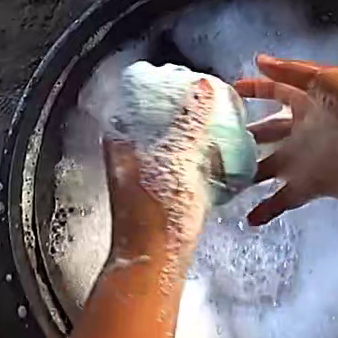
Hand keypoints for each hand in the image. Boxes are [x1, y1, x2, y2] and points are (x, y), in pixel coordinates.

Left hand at [100, 77, 217, 283]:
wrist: (156, 261)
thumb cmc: (159, 214)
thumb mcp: (177, 159)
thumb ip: (190, 121)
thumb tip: (203, 85)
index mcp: (121, 141)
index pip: (135, 98)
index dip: (158, 83)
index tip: (183, 76)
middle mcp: (128, 153)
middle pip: (154, 117)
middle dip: (180, 105)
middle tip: (206, 94)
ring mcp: (144, 172)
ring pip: (167, 138)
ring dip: (190, 128)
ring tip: (216, 117)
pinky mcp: (160, 188)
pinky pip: (179, 159)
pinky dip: (195, 151)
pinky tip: (216, 149)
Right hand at [234, 54, 337, 236]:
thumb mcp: (330, 80)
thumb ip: (293, 71)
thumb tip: (260, 60)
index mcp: (310, 100)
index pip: (275, 90)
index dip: (253, 88)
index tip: (229, 91)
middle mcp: (304, 129)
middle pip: (267, 130)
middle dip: (244, 133)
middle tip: (218, 138)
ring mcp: (305, 159)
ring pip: (267, 165)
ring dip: (247, 172)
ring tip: (223, 177)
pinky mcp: (310, 186)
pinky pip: (282, 199)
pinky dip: (266, 209)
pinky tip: (249, 217)